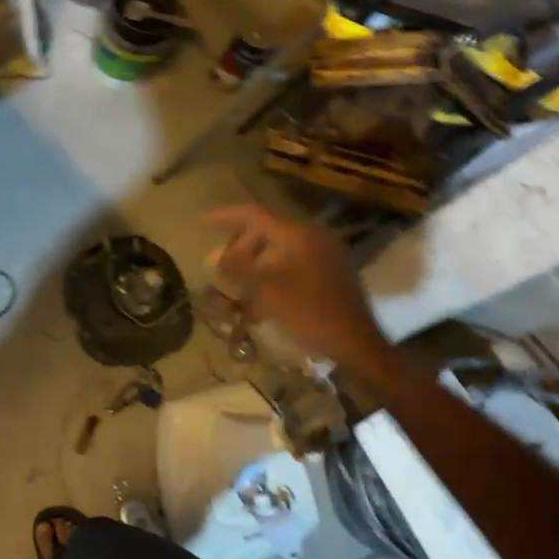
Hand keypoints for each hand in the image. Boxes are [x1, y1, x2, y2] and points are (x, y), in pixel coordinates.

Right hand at [203, 205, 386, 362]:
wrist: (357, 344)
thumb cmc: (310, 313)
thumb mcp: (268, 290)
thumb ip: (239, 269)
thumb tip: (217, 258)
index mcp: (298, 234)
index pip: (254, 214)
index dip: (225, 216)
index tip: (201, 222)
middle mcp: (313, 236)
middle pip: (266, 232)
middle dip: (240, 248)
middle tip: (223, 268)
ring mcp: (325, 253)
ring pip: (279, 250)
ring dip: (256, 265)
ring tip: (239, 288)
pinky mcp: (331, 271)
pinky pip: (294, 263)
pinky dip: (274, 274)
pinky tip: (261, 299)